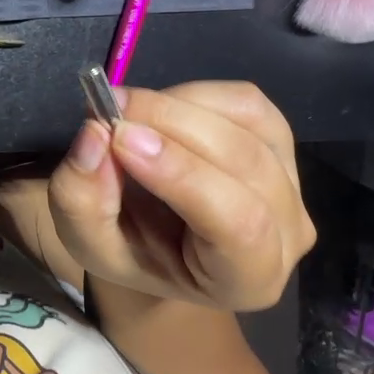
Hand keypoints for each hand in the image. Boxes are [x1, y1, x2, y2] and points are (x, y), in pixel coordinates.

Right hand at [46, 83, 315, 310]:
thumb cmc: (127, 252)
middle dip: (169, 123)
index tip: (119, 137)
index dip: (182, 174)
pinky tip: (156, 109)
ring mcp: (293, 183)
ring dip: (177, 105)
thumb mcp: (85, 243)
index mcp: (247, 279)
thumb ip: (81, 199)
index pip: (239, 224)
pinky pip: (245, 102)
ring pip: (248, 123)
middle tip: (106, 110)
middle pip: (245, 161)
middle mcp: (288, 234)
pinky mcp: (280, 142)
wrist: (156, 244)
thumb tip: (94, 132)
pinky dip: (192, 94)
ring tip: (123, 111)